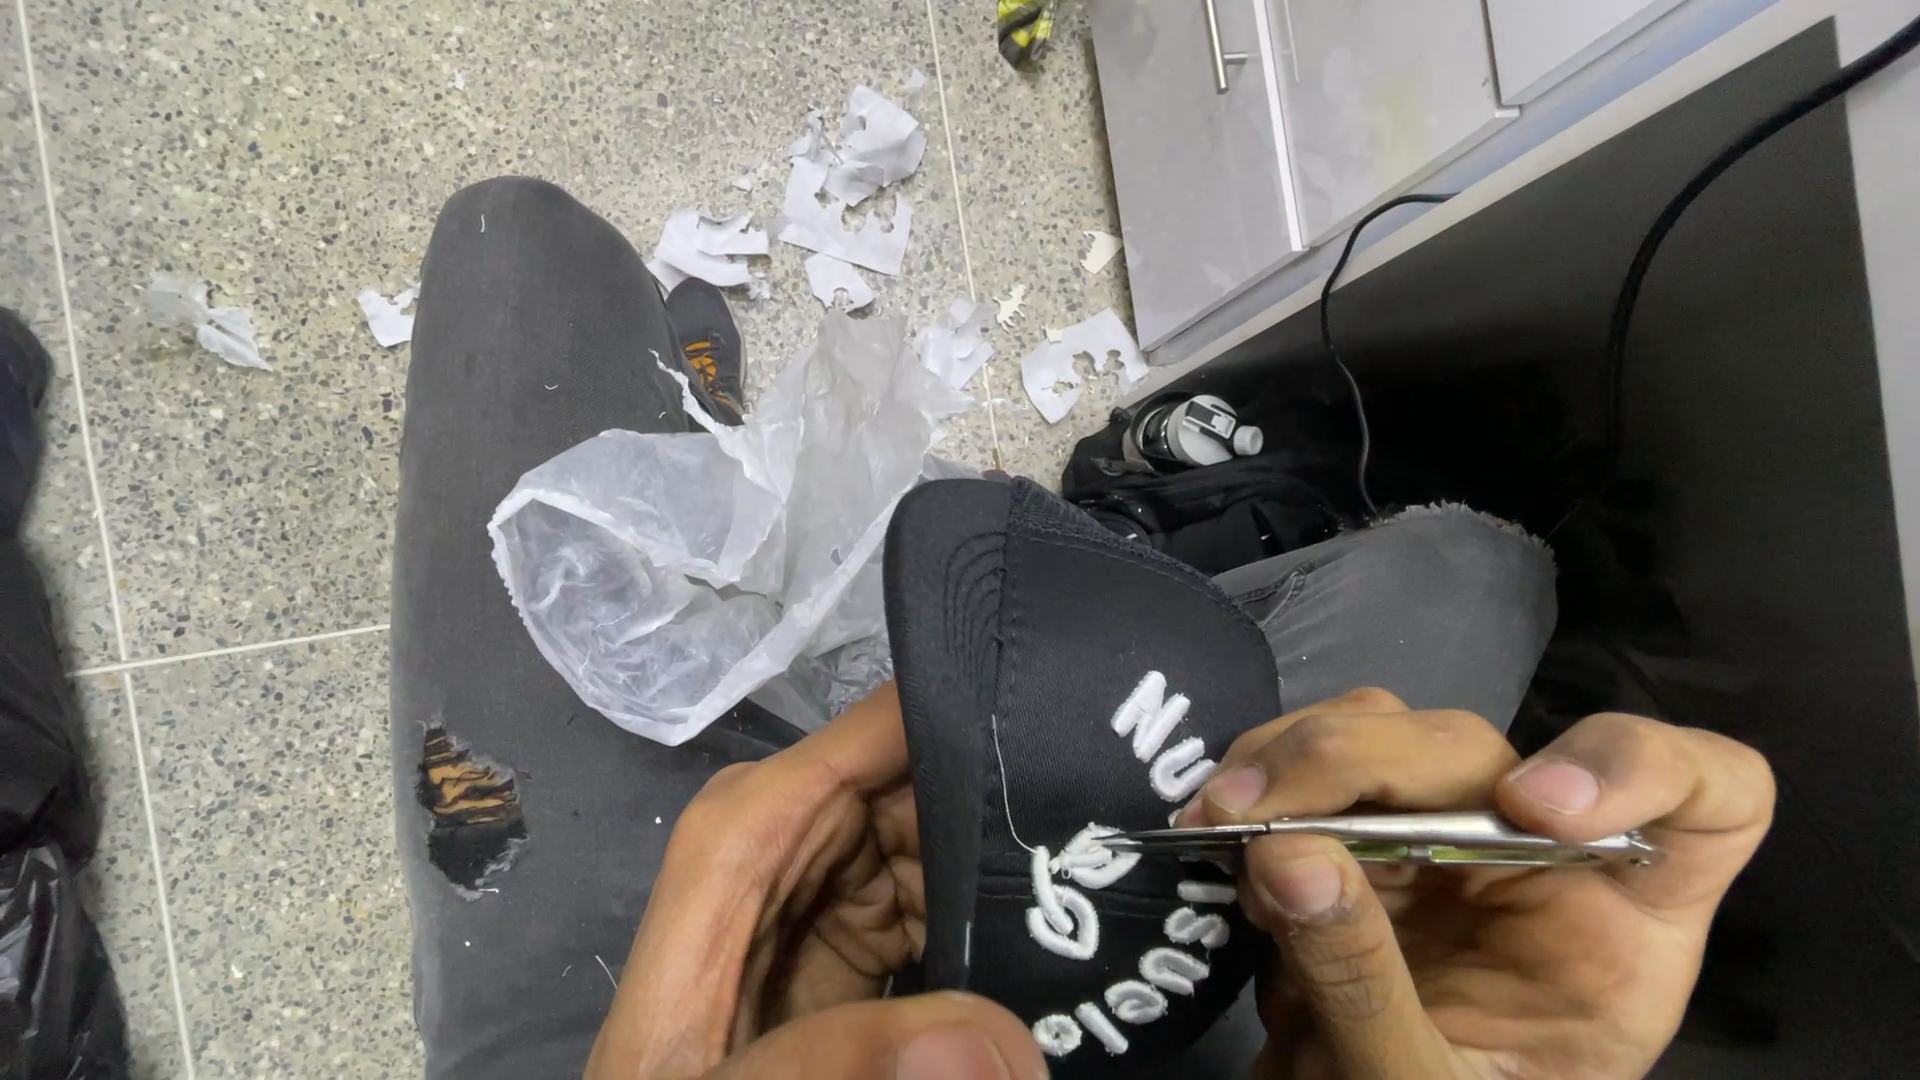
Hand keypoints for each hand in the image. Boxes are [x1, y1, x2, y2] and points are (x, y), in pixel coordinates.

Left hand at [585, 684, 1042, 1078]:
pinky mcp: (854, 920)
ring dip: (997, 870)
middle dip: (999, 805)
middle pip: (925, 778)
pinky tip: (1026, 939)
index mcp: (755, 818)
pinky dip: (977, 918)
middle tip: (1091, 839)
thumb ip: (853, 1056)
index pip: (882, 726)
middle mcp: (796, 823)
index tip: (1061, 742)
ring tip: (1071, 898)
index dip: (968, 720)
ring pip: (941, 836)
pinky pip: (935, 892)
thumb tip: (1005, 1045)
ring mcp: (829, 871)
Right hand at [1183, 687, 1773, 1078]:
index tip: (1532, 810)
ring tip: (1219, 822)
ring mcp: (1426, 823)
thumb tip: (1285, 852)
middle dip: (1349, 760)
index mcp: (1607, 920)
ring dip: (1285, 758)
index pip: (1699, 796)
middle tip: (1249, 814)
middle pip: (1466, 744)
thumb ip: (1363, 986)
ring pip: (1375, 726)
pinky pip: (1302, 750)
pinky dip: (1253, 774)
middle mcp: (1523, 846)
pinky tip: (1216, 831)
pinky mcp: (1347, 817)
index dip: (1635, 768)